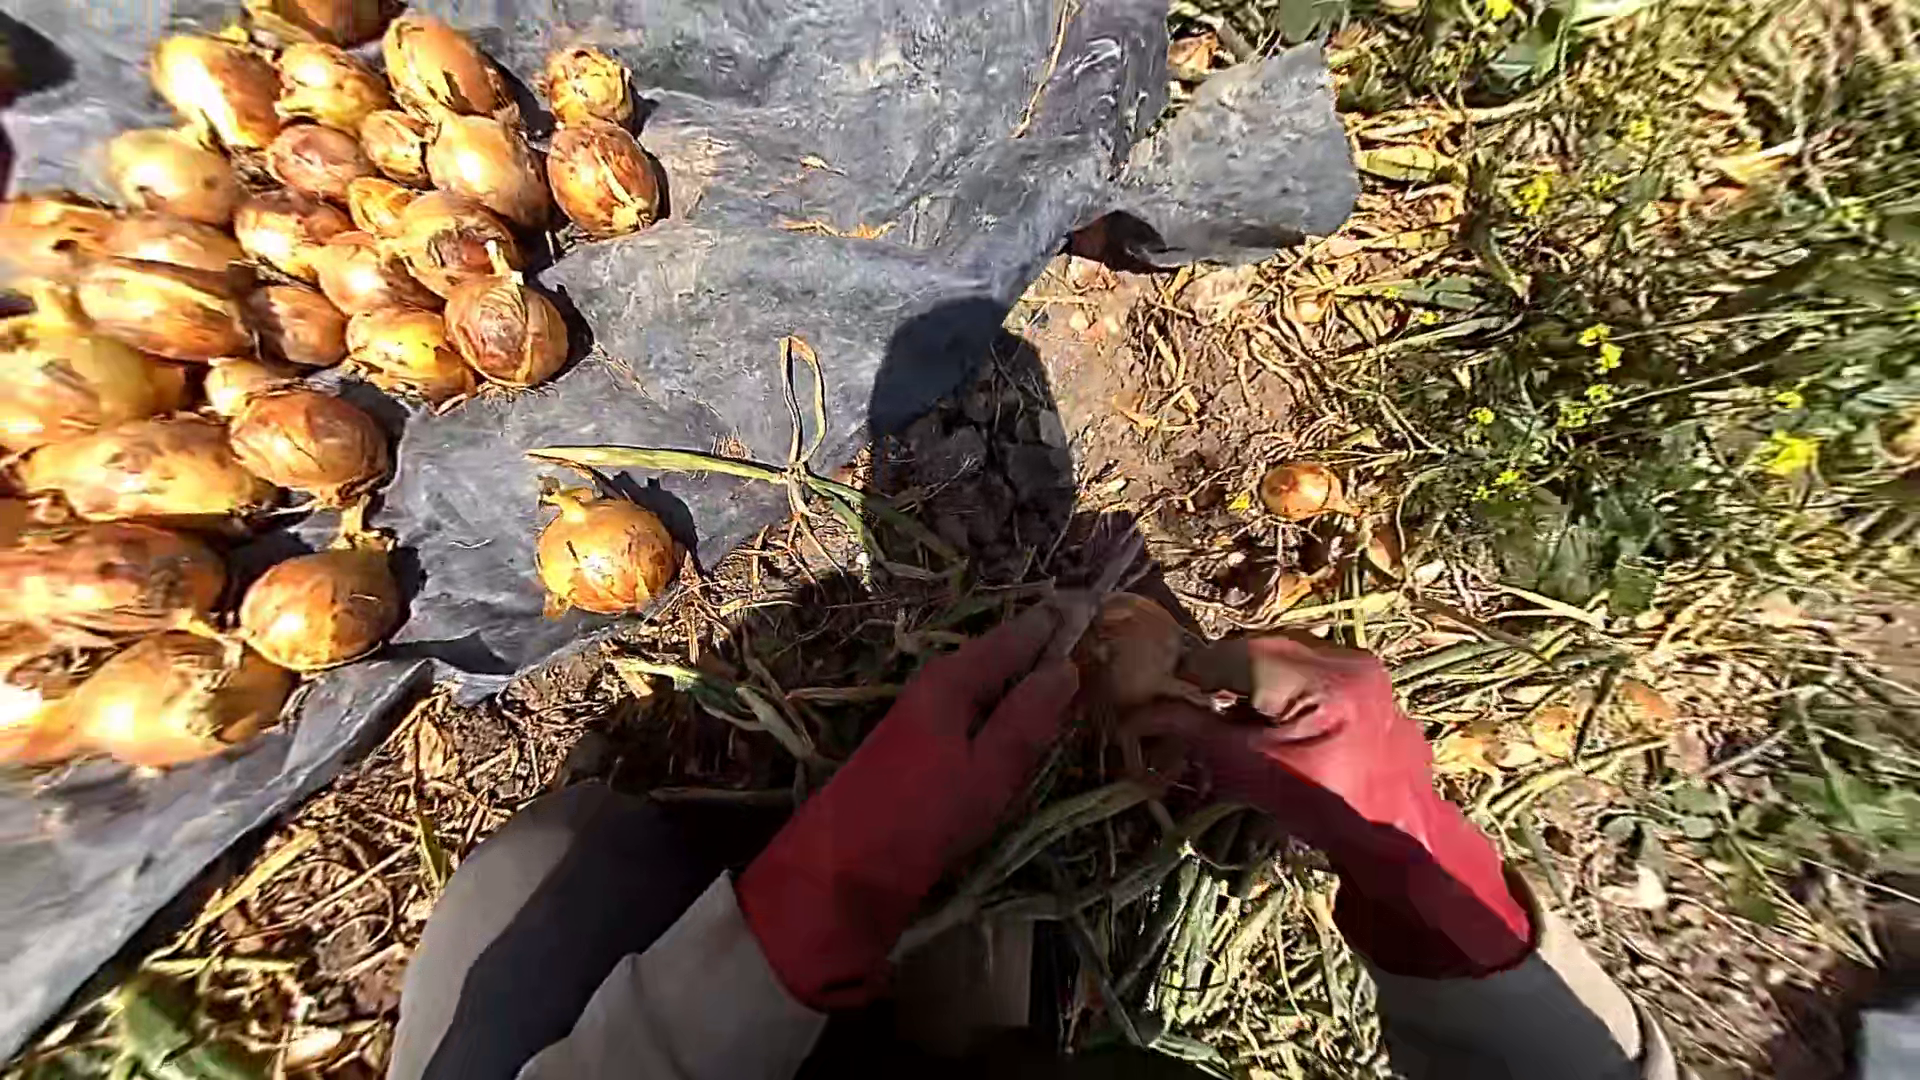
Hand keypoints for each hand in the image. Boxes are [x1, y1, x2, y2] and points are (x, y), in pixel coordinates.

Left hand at [737, 602, 1079, 1008]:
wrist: (849, 859)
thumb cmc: (926, 813)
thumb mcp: (989, 770)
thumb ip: (1028, 716)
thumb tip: (1066, 666)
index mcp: (956, 677)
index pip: (1015, 635)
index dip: (1053, 621)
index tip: (1088, 604)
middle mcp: (939, 678)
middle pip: (1000, 650)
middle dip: (1040, 640)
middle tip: (1085, 629)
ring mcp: (927, 703)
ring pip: (988, 674)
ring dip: (1023, 668)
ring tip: (1064, 662)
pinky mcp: (923, 729)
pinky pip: (976, 697)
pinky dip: (1004, 694)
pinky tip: (1022, 706)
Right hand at [1134, 636, 1532, 977]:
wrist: (1403, 839)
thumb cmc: (1324, 808)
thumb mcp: (1249, 770)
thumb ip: (1192, 730)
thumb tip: (1137, 711)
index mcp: (1323, 683)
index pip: (1234, 655)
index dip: (1195, 673)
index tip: (1172, 698)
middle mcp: (1344, 658)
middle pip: (1254, 645)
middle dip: (1220, 672)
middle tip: (1203, 707)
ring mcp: (1358, 660)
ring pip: (1274, 646)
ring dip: (1245, 670)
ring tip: (1237, 710)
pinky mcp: (1363, 669)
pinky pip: (1300, 655)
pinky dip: (1274, 673)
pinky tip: (1269, 706)